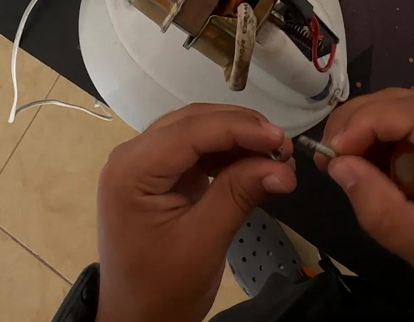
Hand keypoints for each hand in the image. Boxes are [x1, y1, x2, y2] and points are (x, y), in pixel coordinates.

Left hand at [96, 104, 295, 321]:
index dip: (237, 128)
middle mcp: (132, 155)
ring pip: (196, 132)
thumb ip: (239, 196)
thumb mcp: (203, 243)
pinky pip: (195, 151)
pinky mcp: (159, 174)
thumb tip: (282, 167)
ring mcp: (144, 163)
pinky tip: (253, 163)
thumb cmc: (162, 289)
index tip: (279, 137)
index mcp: (131, 169)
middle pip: (192, 124)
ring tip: (275, 155)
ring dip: (236, 139)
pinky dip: (226, 154)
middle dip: (240, 130)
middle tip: (282, 146)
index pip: (189, 131)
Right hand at [319, 89, 413, 321]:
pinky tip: (373, 162)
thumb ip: (383, 211)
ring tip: (345, 162)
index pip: (412, 112)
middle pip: (406, 102)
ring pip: (408, 107)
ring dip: (371, 128)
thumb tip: (339, 166)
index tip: (331, 154)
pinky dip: (389, 136)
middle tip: (328, 158)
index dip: (364, 124)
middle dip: (360, 123)